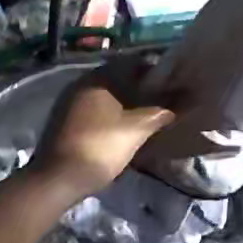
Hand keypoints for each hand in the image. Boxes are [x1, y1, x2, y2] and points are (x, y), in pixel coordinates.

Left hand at [32, 63, 175, 196]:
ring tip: (146, 116)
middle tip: (163, 101)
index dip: (154, 72)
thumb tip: (185, 101)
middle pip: (118, 79)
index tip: (172, 83)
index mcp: (98, 78)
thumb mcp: (136, 130)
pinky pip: (94, 110)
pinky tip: (122, 129)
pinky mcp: (64, 121)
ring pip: (105, 96)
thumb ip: (160, 112)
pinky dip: (110, 114)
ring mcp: (69, 103)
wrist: (58, 179)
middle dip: (140, 89)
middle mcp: (81, 84)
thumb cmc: (100, 147)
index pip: (131, 63)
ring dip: (125, 103)